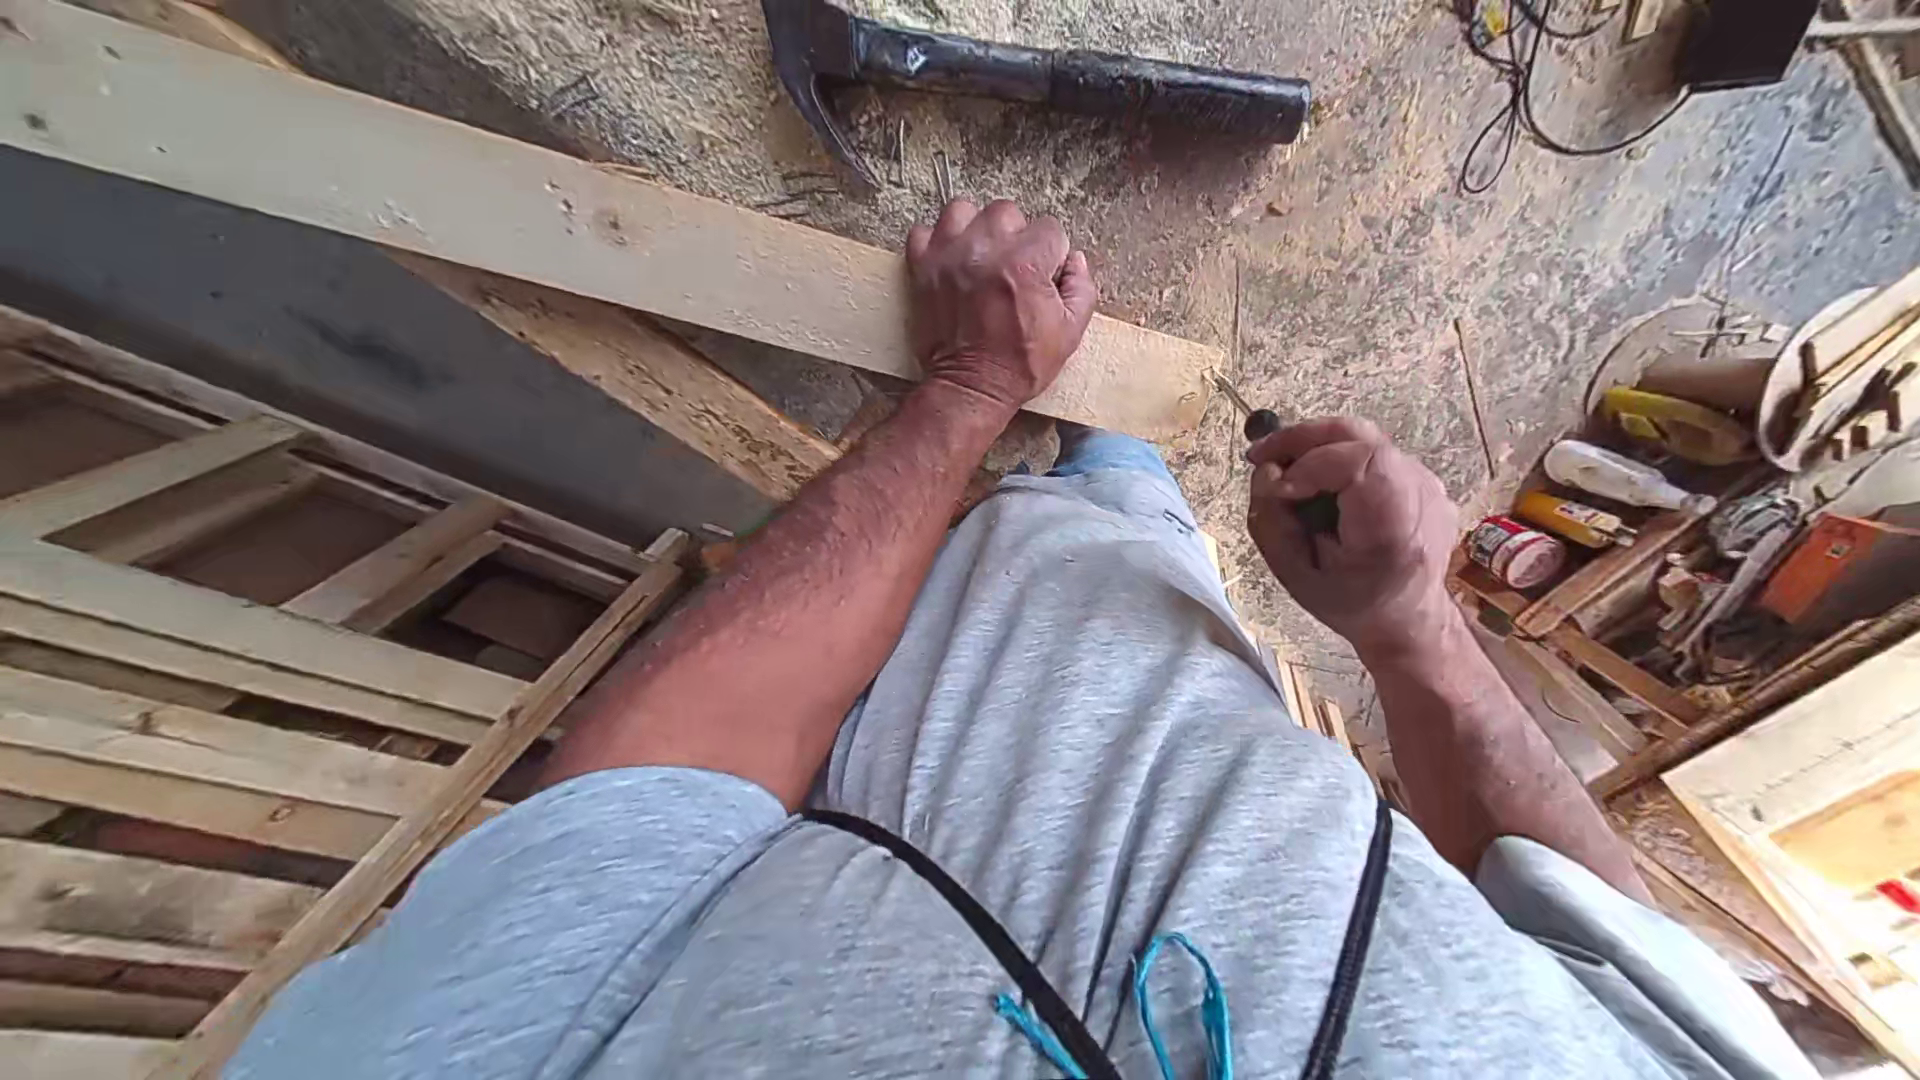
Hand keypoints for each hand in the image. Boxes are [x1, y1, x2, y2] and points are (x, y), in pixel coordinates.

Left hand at [906, 199, 1098, 412]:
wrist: (970, 389)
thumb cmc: (1019, 365)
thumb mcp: (1069, 333)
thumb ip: (1082, 288)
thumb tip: (1075, 260)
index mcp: (1026, 263)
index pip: (1050, 230)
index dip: (1050, 257)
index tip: (1042, 281)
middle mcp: (985, 250)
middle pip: (1007, 213)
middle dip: (1015, 238)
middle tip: (1011, 271)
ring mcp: (949, 256)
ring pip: (964, 211)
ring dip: (975, 230)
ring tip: (980, 259)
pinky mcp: (923, 269)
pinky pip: (924, 232)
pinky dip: (936, 243)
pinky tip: (950, 263)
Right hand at [1246, 418, 1459, 658]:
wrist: (1405, 616)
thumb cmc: (1345, 601)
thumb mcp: (1293, 575)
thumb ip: (1273, 522)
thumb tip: (1267, 471)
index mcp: (1393, 530)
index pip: (1361, 461)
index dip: (1310, 464)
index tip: (1279, 490)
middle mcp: (1420, 496)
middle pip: (1358, 436)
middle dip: (1300, 439)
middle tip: (1261, 456)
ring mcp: (1425, 482)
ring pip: (1360, 436)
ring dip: (1311, 446)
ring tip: (1280, 467)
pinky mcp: (1419, 476)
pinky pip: (1367, 449)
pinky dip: (1330, 455)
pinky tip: (1311, 481)